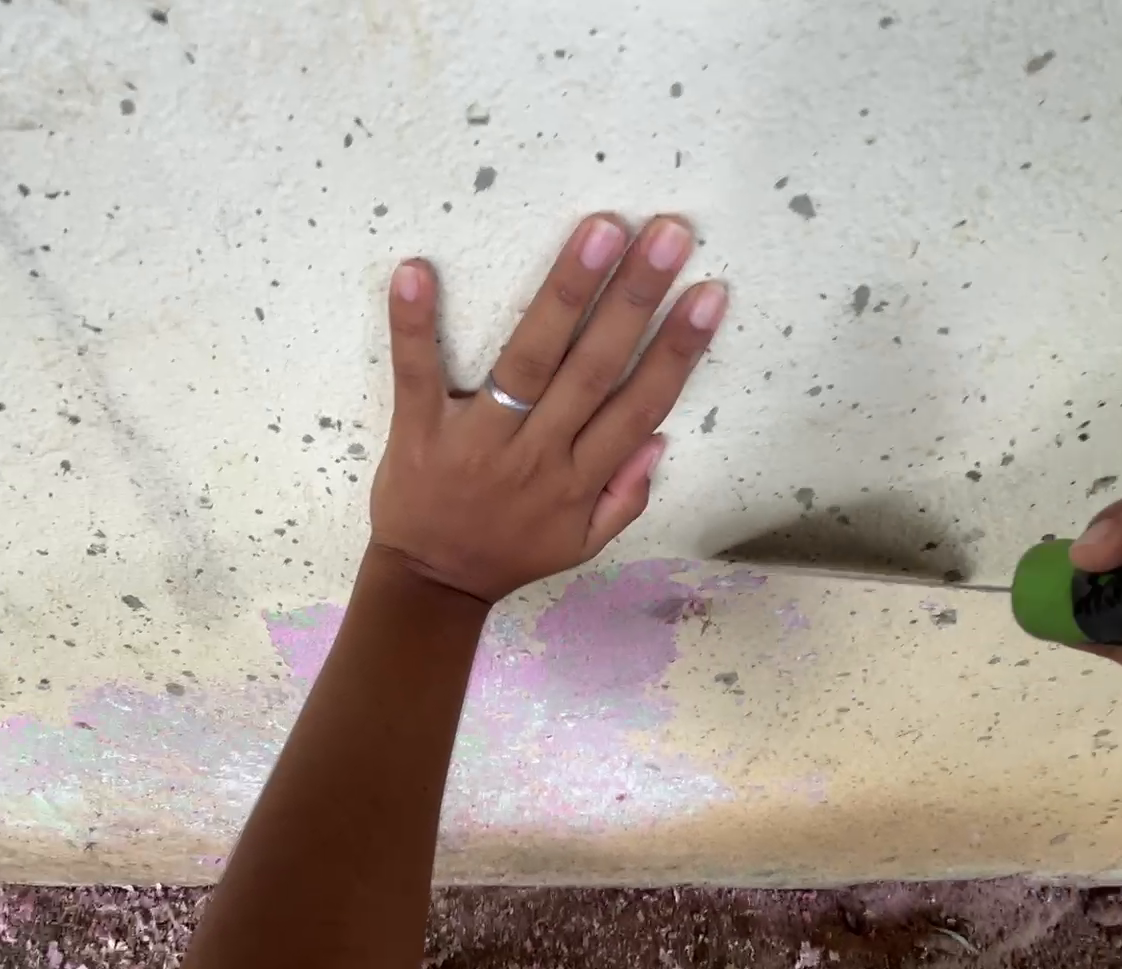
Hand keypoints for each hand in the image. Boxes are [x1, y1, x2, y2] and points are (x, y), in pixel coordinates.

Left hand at [369, 214, 726, 602]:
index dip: (678, 351)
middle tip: (668, 233)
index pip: (639, 407)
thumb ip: (626, 497)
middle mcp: (535, 455)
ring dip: (565, 296)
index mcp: (578, 480)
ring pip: (528, 364)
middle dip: (634, 300)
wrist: (431, 582)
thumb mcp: (581, 544)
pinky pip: (416, 375)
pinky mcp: (418, 432)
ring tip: (600, 234)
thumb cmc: (509, 554)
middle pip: (592, 370)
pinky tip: (416, 270)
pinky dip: (414, 326)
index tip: (708, 295)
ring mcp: (476, 440)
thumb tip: (660, 439)